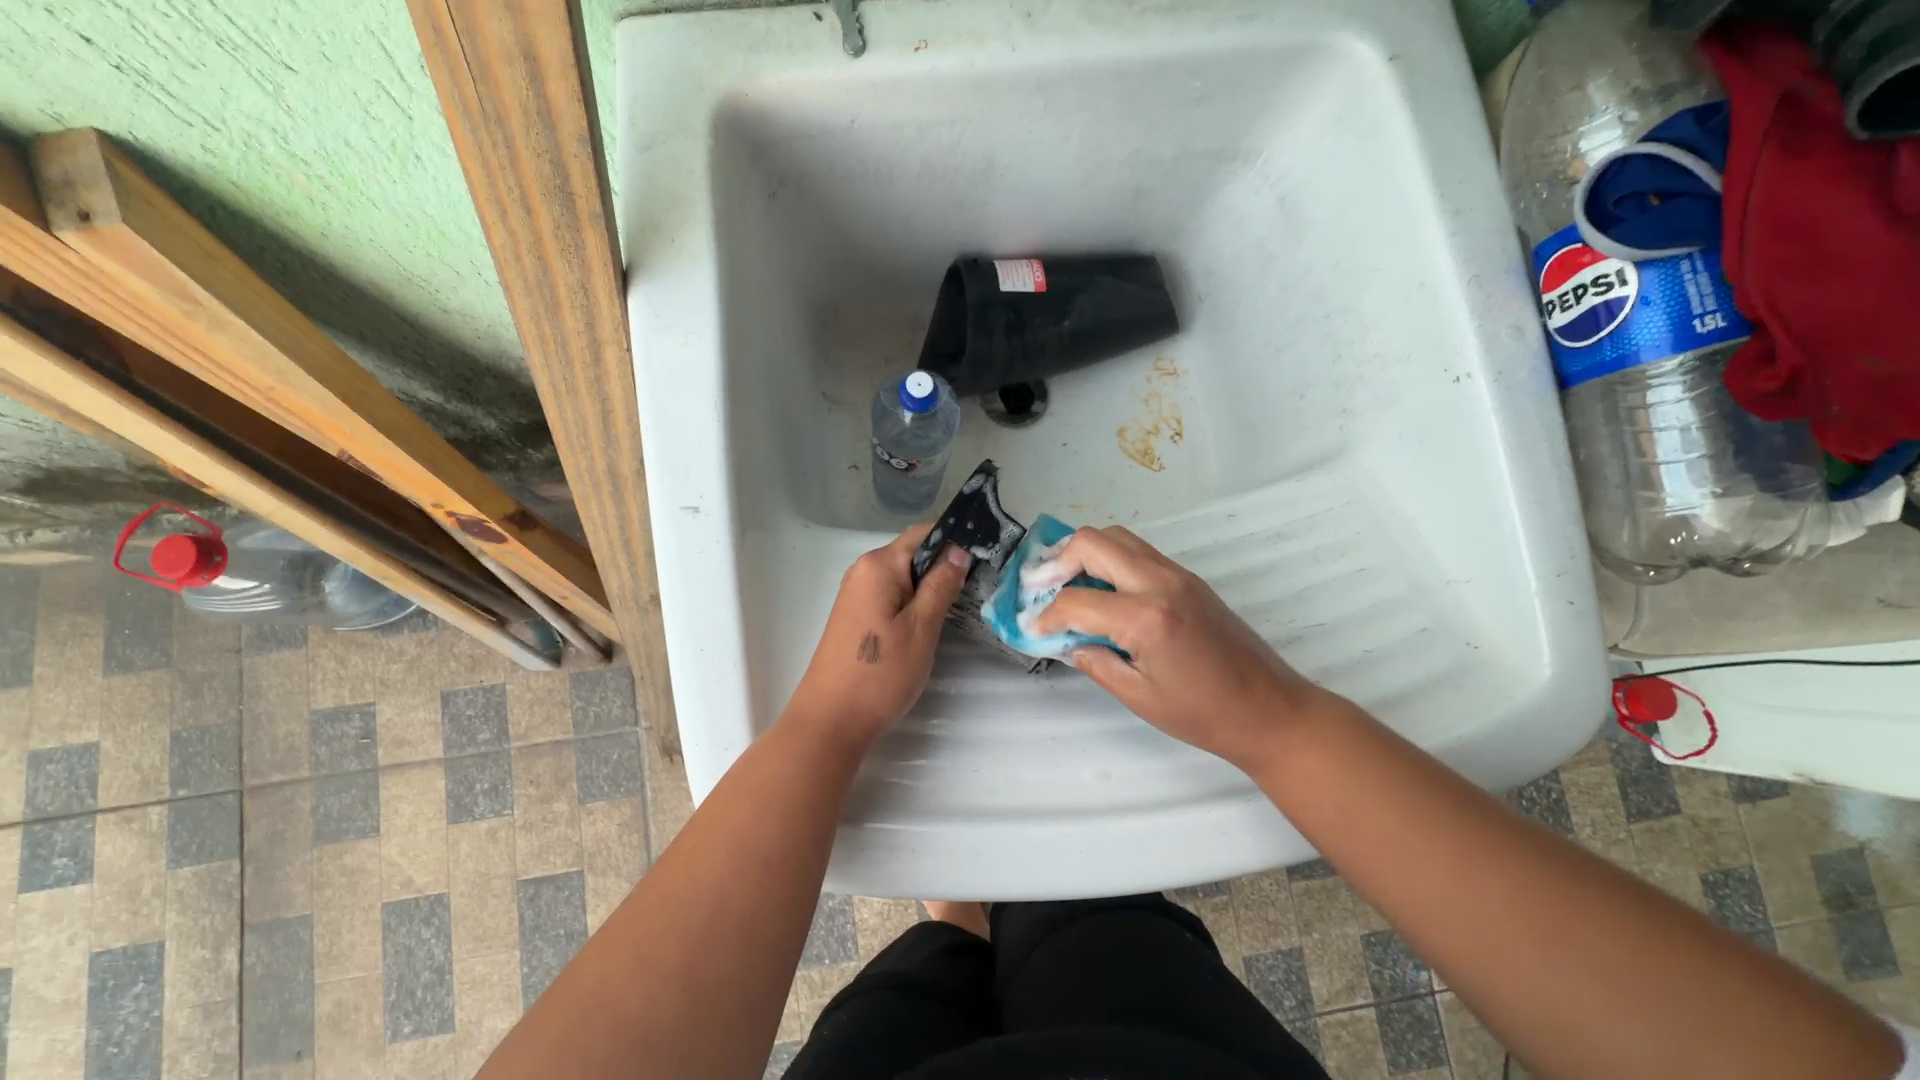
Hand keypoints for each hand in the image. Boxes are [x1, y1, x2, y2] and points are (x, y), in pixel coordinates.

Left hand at [784, 524, 972, 749]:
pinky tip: (929, 625)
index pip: (924, 534)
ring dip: (930, 588)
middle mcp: (863, 572)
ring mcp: (856, 595)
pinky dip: (913, 604)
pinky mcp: (856, 618)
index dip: (956, 540)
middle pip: (913, 555)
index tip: (986, 554)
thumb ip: (941, 585)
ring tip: (960, 607)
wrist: (831, 721)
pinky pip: (891, 597)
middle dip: (944, 566)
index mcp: (878, 566)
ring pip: (903, 579)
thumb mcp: (921, 628)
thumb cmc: (880, 674)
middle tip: (981, 586)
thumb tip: (959, 550)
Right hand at [1031, 526, 1344, 772]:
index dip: (1046, 615)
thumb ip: (1095, 662)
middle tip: (1038, 586)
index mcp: (1146, 617)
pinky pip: (1139, 553)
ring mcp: (1178, 575)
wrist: (1269, 709)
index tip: (1031, 629)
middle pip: (1093, 543)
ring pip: (1118, 538)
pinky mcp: (1189, 579)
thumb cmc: (1203, 714)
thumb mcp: (1138, 696)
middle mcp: (1161, 583)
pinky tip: (1100, 590)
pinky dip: (1110, 561)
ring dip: (1084, 554)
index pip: (1076, 601)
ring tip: (1063, 582)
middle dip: (1057, 561)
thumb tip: (1066, 641)